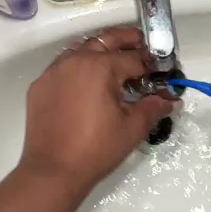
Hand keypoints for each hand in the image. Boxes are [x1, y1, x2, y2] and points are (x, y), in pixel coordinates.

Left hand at [19, 26, 176, 194]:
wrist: (52, 171)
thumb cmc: (96, 149)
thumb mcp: (132, 128)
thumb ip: (153, 108)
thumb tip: (170, 100)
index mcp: (100, 67)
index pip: (132, 57)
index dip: (150, 63)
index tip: (161, 67)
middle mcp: (75, 61)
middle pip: (105, 41)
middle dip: (126, 40)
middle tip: (141, 44)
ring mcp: (53, 72)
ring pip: (80, 50)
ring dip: (99, 50)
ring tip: (114, 63)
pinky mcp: (40, 86)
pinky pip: (63, 67)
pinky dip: (78, 67)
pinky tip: (87, 84)